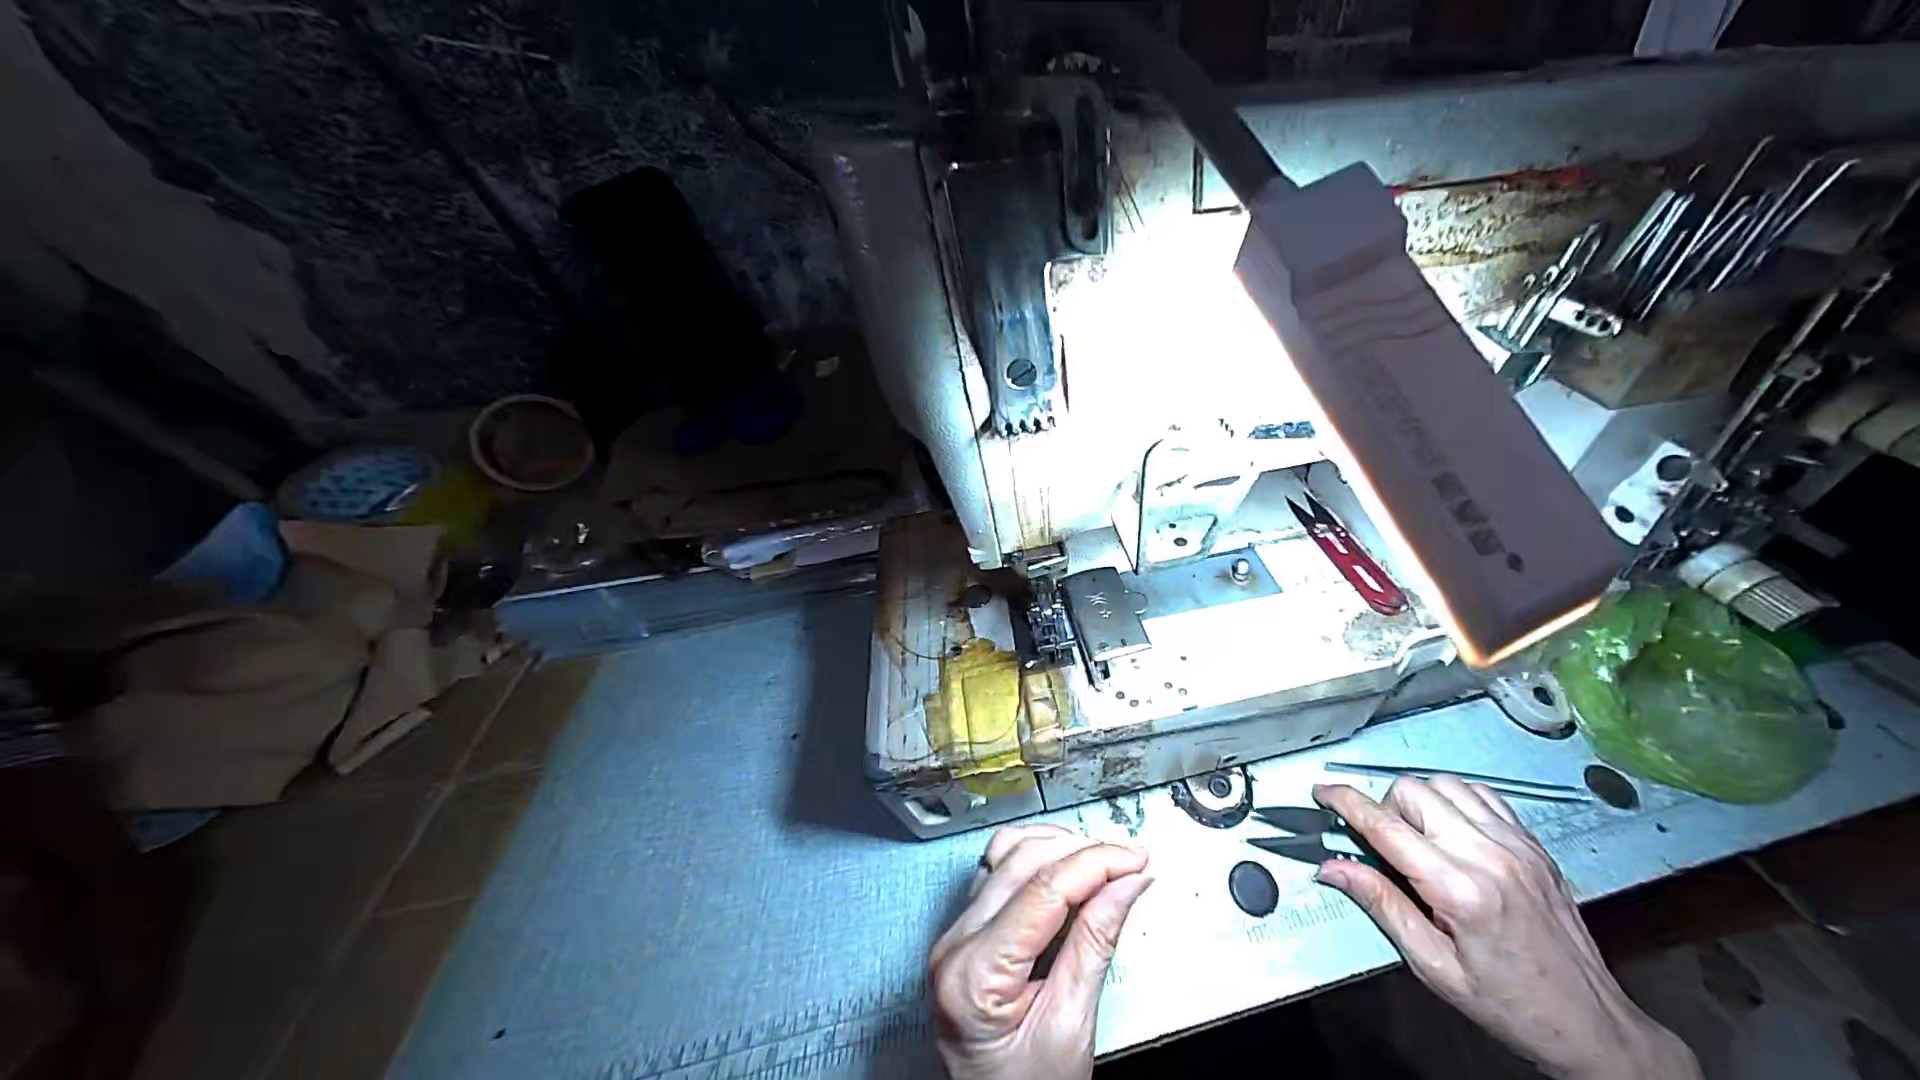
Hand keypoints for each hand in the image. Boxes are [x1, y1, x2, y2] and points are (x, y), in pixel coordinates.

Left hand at [927, 824, 1153, 1079]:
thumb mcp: (1070, 1027)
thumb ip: (1095, 944)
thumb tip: (1125, 884)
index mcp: (974, 973)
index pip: (1042, 890)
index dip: (1095, 865)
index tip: (1134, 861)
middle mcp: (954, 943)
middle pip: (1022, 861)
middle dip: (1082, 852)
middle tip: (1129, 861)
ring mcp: (954, 932)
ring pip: (1005, 852)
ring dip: (1056, 846)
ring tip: (1101, 862)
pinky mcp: (964, 929)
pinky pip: (997, 869)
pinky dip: (1035, 858)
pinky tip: (1065, 868)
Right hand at [1313, 779, 1700, 1079]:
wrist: (1592, 1026)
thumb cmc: (1511, 1004)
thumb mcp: (1432, 965)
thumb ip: (1380, 904)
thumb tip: (1332, 867)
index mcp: (1460, 890)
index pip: (1384, 825)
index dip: (1344, 802)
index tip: (1323, 794)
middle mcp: (1489, 857)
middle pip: (1411, 791)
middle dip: (1385, 809)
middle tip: (1386, 846)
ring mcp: (1517, 847)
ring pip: (1444, 784)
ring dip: (1420, 802)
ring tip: (1420, 838)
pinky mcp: (1534, 845)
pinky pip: (1482, 794)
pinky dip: (1456, 801)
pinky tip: (1452, 831)